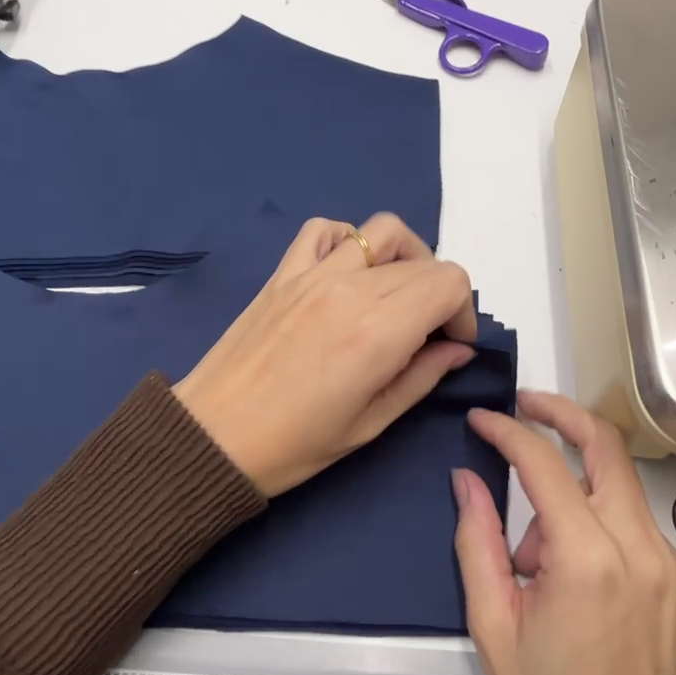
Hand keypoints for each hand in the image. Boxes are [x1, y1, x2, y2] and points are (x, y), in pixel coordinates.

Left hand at [173, 214, 477, 496]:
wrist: (212, 437)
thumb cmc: (295, 444)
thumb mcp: (371, 424)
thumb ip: (422, 377)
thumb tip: (458, 349)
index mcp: (379, 331)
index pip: (450, 283)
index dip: (463, 312)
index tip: (451, 344)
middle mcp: (352, 288)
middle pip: (424, 261)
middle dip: (439, 295)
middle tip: (425, 334)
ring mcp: (314, 273)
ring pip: (382, 231)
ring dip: (405, 256)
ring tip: (396, 293)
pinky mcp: (284, 271)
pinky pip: (325, 230)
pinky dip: (348, 239)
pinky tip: (348, 272)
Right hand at [453, 391, 675, 674]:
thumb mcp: (492, 623)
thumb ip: (475, 538)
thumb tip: (466, 482)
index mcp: (588, 562)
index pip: (545, 463)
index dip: (508, 430)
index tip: (485, 421)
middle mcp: (642, 555)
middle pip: (607, 446)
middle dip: (562, 414)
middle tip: (527, 407)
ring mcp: (671, 569)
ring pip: (619, 487)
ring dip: (575, 492)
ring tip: (539, 558)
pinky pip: (637, 525)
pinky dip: (602, 526)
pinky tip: (576, 576)